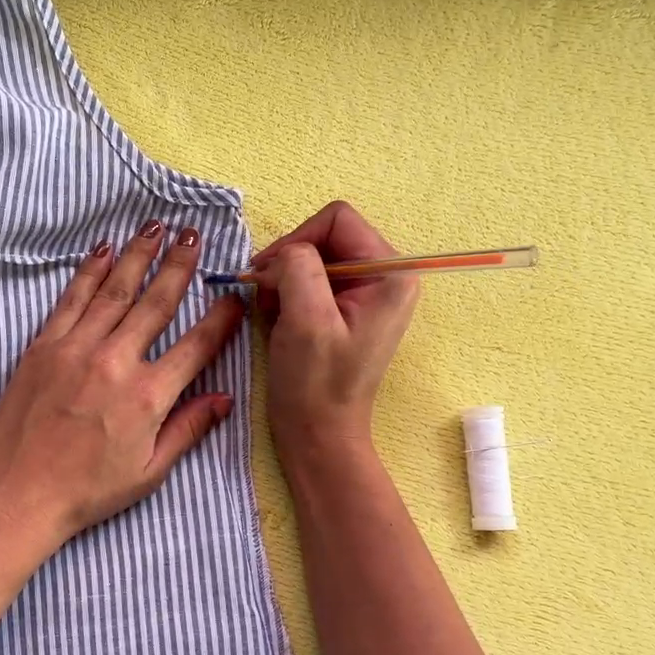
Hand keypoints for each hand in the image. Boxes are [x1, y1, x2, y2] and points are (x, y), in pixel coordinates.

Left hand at [0, 220, 246, 548]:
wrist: (19, 493)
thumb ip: (188, 429)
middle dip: (179, 266)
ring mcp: (76, 349)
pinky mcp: (43, 347)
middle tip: (194, 235)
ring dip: (137, 256)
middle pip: (155, 303)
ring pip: (114, 291)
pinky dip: (88, 272)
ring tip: (155, 226)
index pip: (196, 346)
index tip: (234, 295)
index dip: (220, 318)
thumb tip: (226, 399)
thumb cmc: (86, 491)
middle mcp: (116, 362)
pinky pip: (71, 300)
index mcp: (148, 396)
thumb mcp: (149, 472)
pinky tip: (103, 250)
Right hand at [252, 201, 419, 452]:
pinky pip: (308, 281)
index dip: (297, 240)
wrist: (317, 433)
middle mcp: (384, 276)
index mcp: (390, 274)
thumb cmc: (316, 383)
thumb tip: (282, 253)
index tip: (267, 274)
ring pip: (311, 258)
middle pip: (324, 237)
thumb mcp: (305, 319)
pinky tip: (277, 320)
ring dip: (283, 280)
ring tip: (272, 312)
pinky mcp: (343, 310)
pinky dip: (285, 294)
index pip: (337, 220)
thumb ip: (298, 268)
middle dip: (288, 262)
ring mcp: (363, 294)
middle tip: (263, 295)